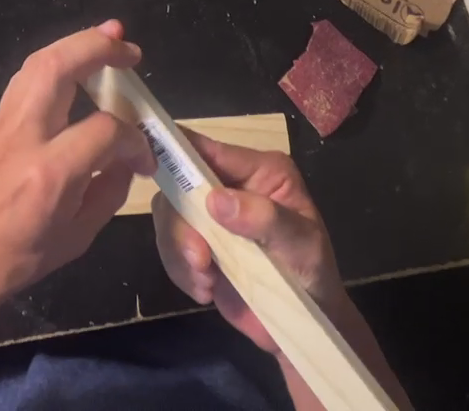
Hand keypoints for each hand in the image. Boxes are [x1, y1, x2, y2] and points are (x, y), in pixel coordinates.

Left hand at [0, 21, 155, 313]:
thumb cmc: (22, 258)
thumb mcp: (80, 235)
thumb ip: (111, 188)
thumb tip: (130, 154)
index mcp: (49, 173)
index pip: (104, 129)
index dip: (134, 138)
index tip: (145, 155)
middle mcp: (24, 136)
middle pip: (58, 67)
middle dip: (97, 47)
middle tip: (129, 47)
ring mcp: (3, 123)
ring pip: (38, 62)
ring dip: (75, 44)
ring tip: (108, 37)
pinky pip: (26, 77)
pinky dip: (55, 62)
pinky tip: (75, 63)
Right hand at [152, 134, 343, 354]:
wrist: (310, 320)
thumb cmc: (314, 271)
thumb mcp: (303, 243)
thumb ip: (266, 218)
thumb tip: (216, 200)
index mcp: (254, 168)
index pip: (206, 148)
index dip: (176, 152)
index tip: (154, 168)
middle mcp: (225, 182)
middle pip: (177, 182)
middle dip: (181, 224)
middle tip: (200, 260)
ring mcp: (207, 213)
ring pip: (167, 215)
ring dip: (179, 251)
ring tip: (207, 281)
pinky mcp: (196, 243)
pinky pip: (169, 247)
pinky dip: (180, 270)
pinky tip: (206, 289)